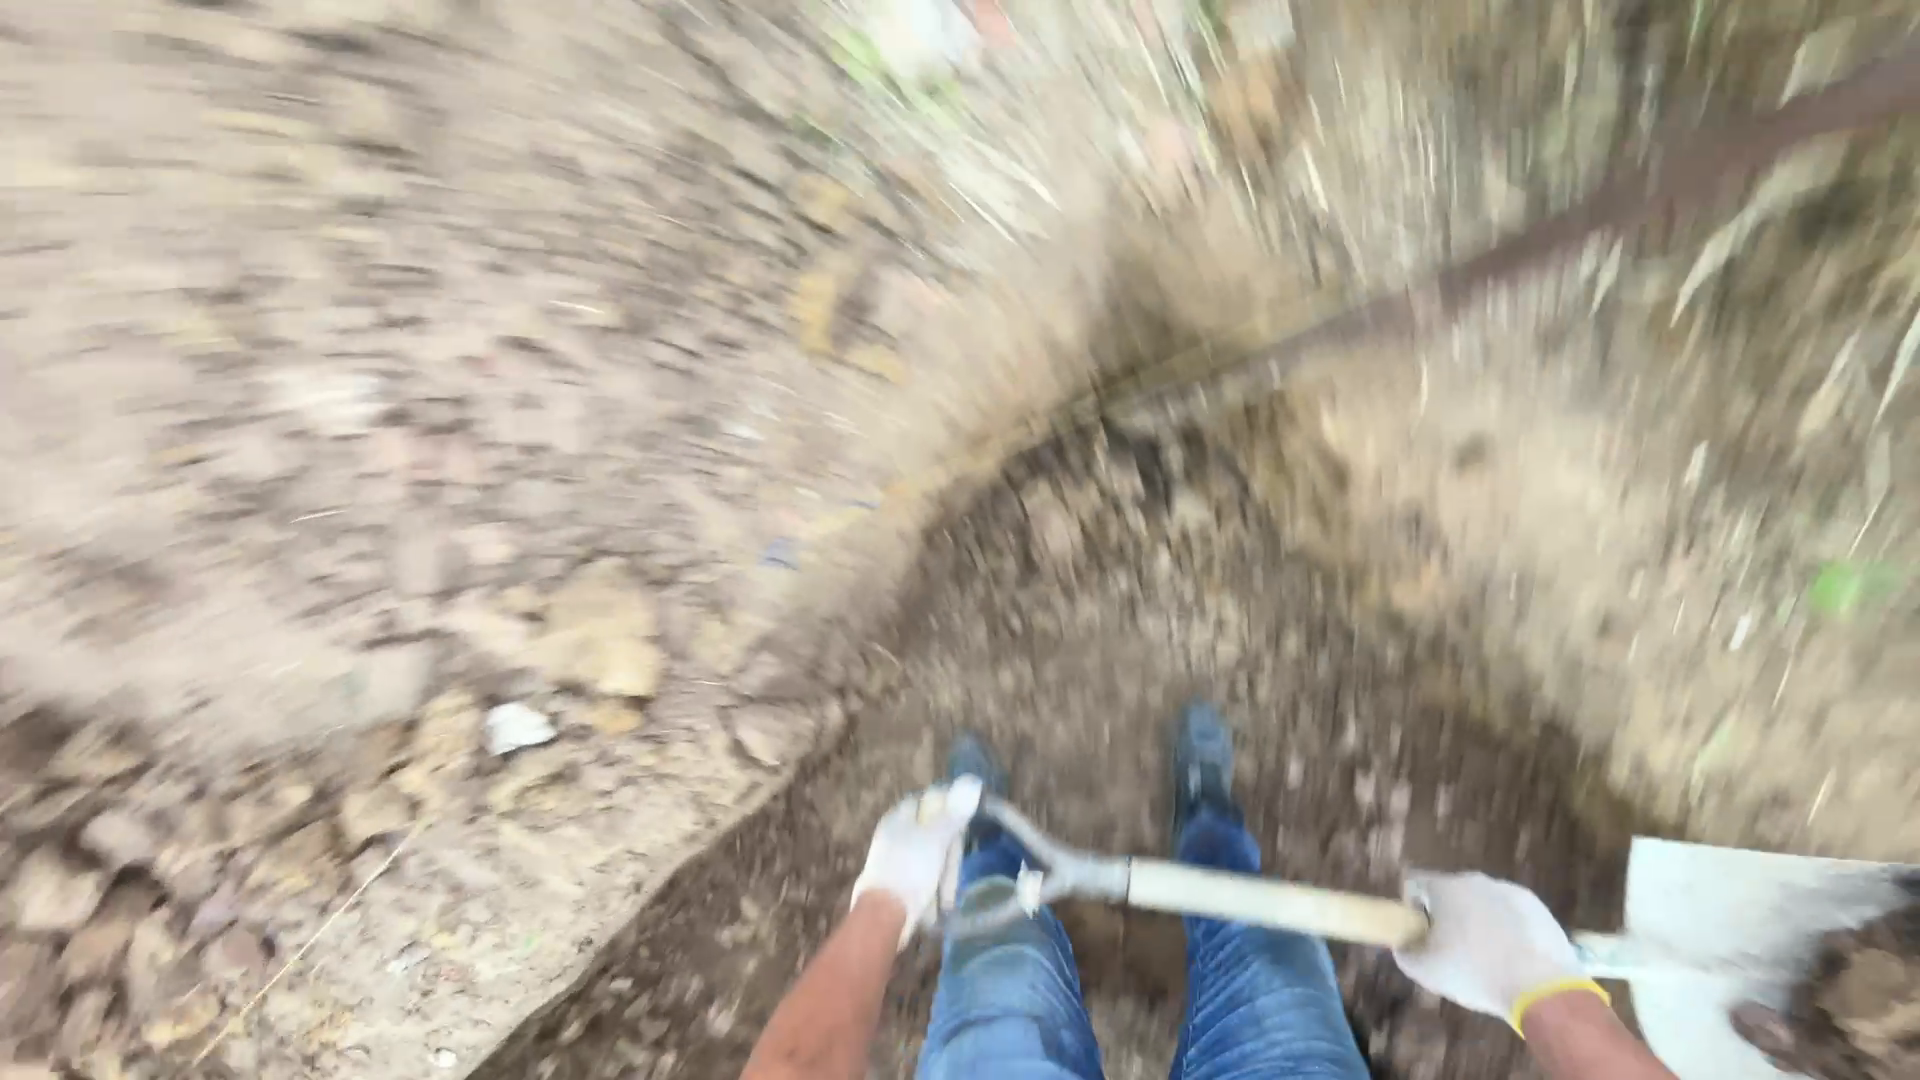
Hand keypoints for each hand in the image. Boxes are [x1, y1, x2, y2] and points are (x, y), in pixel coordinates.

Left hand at [850, 776, 982, 946]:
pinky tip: (939, 904)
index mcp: (898, 818)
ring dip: (942, 876)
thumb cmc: (909, 869)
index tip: (963, 821)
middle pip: (930, 832)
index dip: (945, 807)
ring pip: (929, 859)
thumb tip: (972, 782)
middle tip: (954, 868)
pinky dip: (932, 890)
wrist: (884, 915)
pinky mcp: (896, 885)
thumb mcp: (936, 838)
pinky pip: (922, 880)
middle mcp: (893, 836)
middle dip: (947, 852)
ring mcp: (894, 861)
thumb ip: (954, 814)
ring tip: (947, 896)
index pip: (924, 801)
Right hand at [1395, 871, 1586, 1022]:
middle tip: (1454, 947)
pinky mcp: (1538, 908)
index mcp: (1443, 887)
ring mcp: (1509, 891)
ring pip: (1483, 902)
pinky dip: (1509, 929)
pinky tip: (1514, 957)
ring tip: (1490, 957)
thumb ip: (1405, 952)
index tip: (1420, 931)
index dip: (1411, 905)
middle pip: (1451, 892)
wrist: (1543, 990)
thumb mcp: (1425, 971)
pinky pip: (1512, 913)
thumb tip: (1403, 945)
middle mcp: (1474, 880)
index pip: (1414, 882)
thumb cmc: (1475, 973)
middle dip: (1448, 915)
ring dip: (1480, 921)